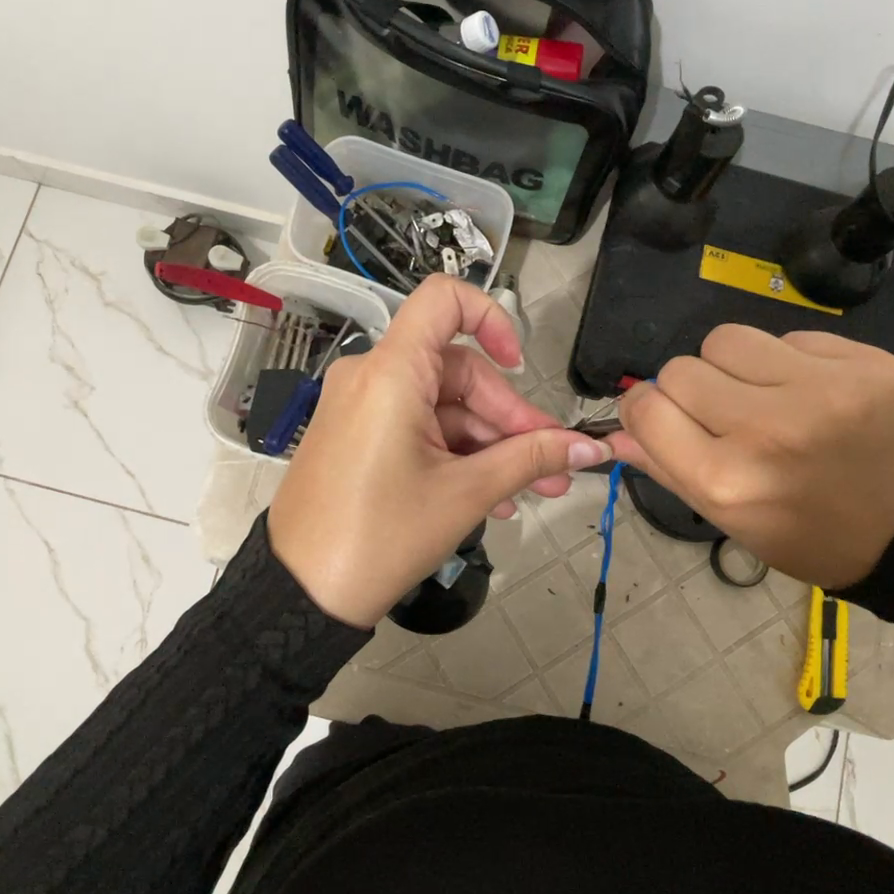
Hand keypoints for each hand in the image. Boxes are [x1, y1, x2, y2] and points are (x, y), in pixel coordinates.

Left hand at [268, 275, 612, 627]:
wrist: (302, 593)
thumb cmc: (380, 536)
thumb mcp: (465, 495)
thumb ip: (531, 459)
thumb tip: (591, 447)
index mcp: (391, 372)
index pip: (444, 300)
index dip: (492, 319)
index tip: (520, 366)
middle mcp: (371, 376)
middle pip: (457, 371)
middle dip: (509, 419)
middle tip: (553, 466)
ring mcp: (361, 407)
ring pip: (443, 407)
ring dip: (490, 445)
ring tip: (534, 492)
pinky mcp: (357, 435)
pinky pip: (417, 428)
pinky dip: (455, 454)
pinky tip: (493, 499)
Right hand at [608, 326, 893, 589]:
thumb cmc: (816, 537)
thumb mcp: (735, 522)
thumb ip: (669, 468)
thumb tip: (615, 430)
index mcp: (729, 482)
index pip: (646, 408)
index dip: (644, 409)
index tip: (662, 417)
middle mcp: (766, 430)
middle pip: (680, 369)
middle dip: (690, 390)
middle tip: (724, 415)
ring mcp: (820, 390)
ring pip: (727, 339)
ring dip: (733, 364)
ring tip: (766, 395)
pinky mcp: (863, 362)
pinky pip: (790, 338)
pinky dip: (789, 362)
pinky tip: (814, 393)